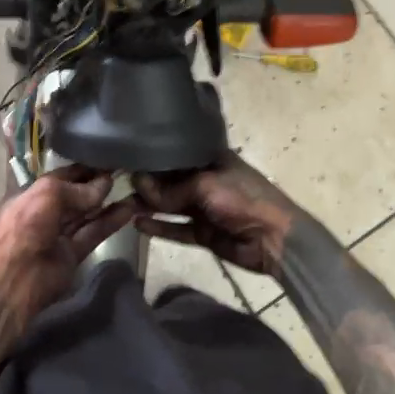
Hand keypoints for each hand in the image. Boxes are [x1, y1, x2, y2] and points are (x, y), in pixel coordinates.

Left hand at [0, 166, 135, 318]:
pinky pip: (94, 233)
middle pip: (76, 195)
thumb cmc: (26, 225)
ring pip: (87, 214)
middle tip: (125, 173)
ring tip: (133, 188)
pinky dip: (111, 222)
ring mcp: (60, 234)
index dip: (83, 169)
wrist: (17, 277)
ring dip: (108, 203)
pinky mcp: (73, 254)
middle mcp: (46, 212)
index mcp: (32, 194)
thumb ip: (77, 189)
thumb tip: (105, 184)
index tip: (107, 160)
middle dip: (97, 185)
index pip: (62, 177)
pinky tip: (129, 210)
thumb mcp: (47, 194)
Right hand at [133, 153, 299, 276]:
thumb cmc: (243, 199)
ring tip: (123, 204)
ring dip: (150, 205)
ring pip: (170, 205)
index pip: (175, 153)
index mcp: (209, 158)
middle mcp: (204, 179)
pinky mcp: (203, 232)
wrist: (274, 239)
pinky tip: (139, 224)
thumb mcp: (205, 185)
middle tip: (120, 183)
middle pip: (170, 180)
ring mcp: (203, 207)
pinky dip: (160, 227)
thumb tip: (140, 188)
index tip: (128, 157)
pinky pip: (177, 228)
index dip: (153, 156)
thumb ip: (172, 189)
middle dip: (148, 182)